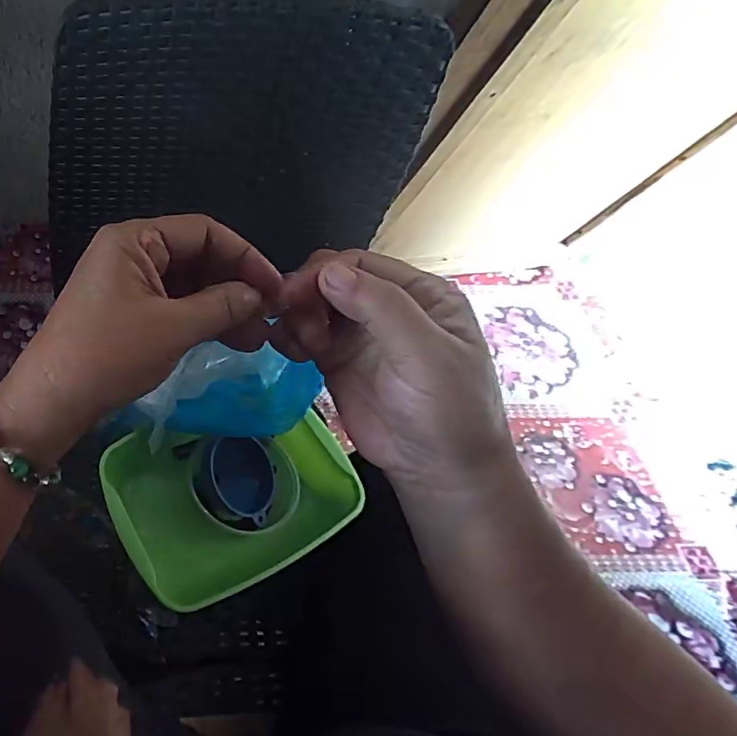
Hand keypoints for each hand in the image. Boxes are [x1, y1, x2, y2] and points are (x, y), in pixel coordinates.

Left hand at [0, 216, 282, 461]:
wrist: (53, 399)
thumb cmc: (111, 354)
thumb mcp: (174, 328)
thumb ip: (223, 305)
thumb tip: (260, 296)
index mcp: (133, 239)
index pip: (203, 231)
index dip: (245, 256)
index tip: (276, 289)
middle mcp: (127, 253)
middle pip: (195, 257)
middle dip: (235, 287)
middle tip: (269, 320)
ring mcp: (124, 283)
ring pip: (186, 285)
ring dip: (221, 308)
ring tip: (255, 339)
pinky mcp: (123, 311)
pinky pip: (170, 305)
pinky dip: (198, 320)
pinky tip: (227, 339)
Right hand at [272, 250, 513, 496]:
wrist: (437, 471)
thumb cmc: (447, 410)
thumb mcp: (423, 352)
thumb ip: (379, 306)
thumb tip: (327, 270)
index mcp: (419, 294)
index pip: (360, 264)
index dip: (322, 274)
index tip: (292, 295)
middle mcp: (387, 306)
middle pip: (330, 281)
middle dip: (305, 295)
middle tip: (291, 322)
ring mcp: (360, 334)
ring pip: (313, 306)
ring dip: (296, 317)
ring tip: (300, 346)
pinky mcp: (336, 360)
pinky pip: (305, 335)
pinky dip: (290, 336)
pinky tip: (291, 352)